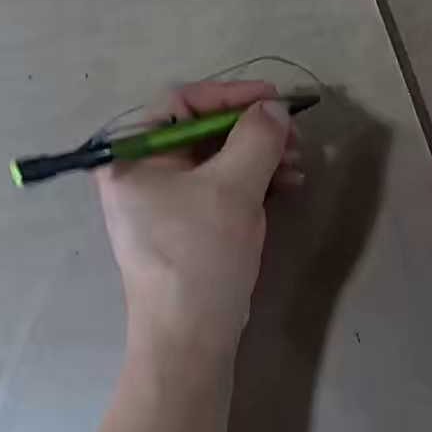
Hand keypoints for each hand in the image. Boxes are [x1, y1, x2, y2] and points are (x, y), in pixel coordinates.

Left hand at [96, 80, 298, 355]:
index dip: (231, 95)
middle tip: (294, 138)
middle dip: (253, 131)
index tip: (274, 100)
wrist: (190, 335)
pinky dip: (255, 183)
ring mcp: (166, 201)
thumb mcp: (232, 190)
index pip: (182, 104)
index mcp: (132, 156)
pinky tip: (288, 185)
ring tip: (299, 165)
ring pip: (219, 161)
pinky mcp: (189, 225)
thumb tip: (274, 109)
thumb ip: (256, 139)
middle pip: (204, 131)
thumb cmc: (199, 256)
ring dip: (261, 157)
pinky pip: (222, 188)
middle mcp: (143, 173)